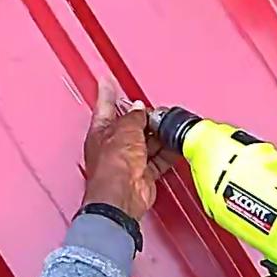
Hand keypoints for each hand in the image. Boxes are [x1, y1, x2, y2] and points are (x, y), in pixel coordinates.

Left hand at [82, 80, 178, 220]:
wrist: (122, 195)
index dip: (107, 93)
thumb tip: (139, 108)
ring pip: (147, 143)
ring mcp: (128, 162)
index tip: (107, 80)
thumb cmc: (113, 167)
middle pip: (130, 126)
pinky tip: (175, 146)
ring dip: (158, 135)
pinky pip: (158, 161)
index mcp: (101, 132)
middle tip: (156, 110)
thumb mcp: (125, 130)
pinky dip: (167, 154)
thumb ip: (134, 117)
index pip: (104, 106)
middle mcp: (113, 147)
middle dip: (144, 118)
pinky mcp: (143, 175)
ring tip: (169, 125)